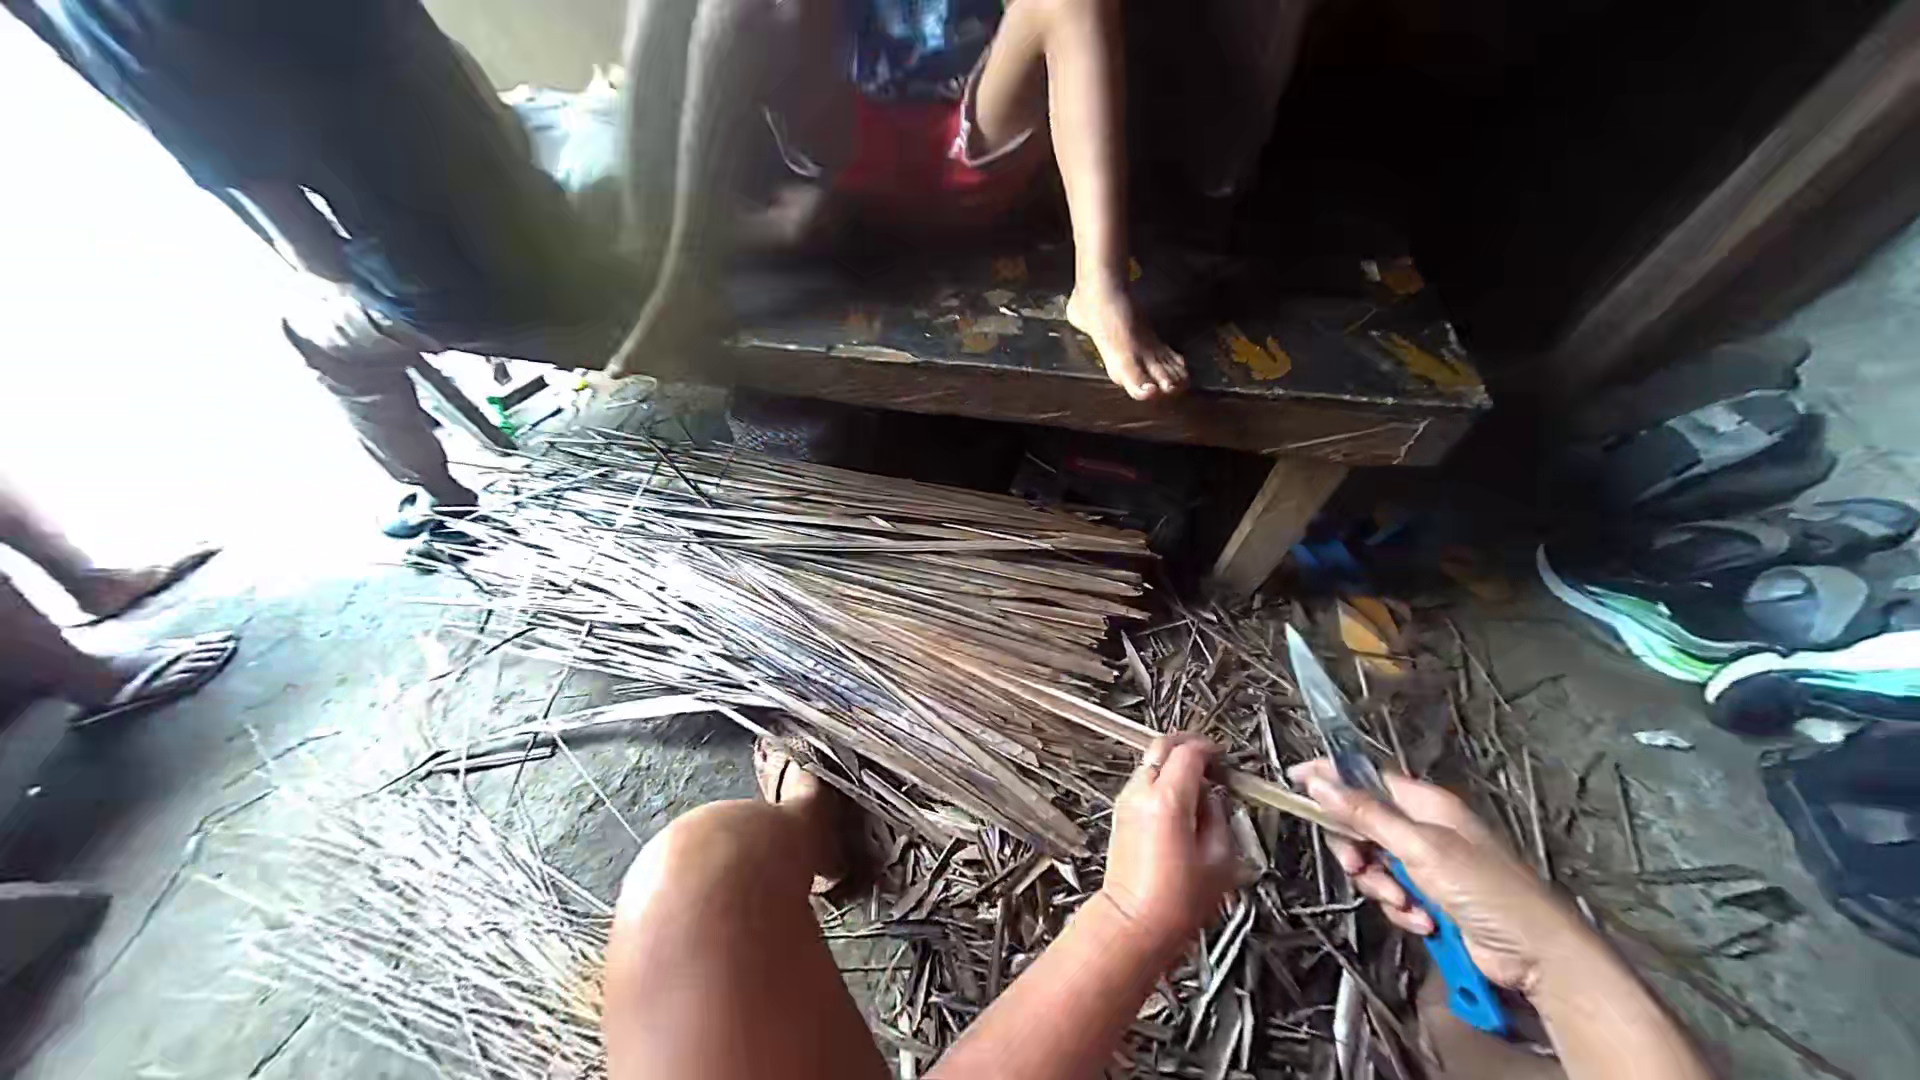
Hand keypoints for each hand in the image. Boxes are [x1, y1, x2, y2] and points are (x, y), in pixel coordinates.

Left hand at [1100, 734, 1238, 950]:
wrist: (1135, 922)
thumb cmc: (1176, 901)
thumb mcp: (1220, 859)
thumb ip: (1219, 816)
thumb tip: (1216, 797)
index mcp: (1168, 799)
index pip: (1188, 752)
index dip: (1209, 749)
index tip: (1223, 757)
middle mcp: (1142, 792)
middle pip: (1162, 745)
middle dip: (1188, 744)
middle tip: (1210, 759)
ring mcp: (1127, 800)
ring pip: (1150, 761)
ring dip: (1173, 763)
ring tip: (1199, 786)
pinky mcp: (1121, 811)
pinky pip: (1143, 781)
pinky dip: (1161, 780)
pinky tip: (1180, 803)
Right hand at [1289, 760, 1593, 996]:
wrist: (1539, 959)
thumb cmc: (1493, 893)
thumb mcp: (1419, 847)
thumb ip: (1365, 814)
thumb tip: (1321, 783)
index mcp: (1425, 804)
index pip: (1364, 778)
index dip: (1330, 777)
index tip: (1297, 778)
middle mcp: (1422, 828)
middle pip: (1361, 823)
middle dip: (1357, 849)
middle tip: (1361, 864)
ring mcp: (1426, 863)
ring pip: (1372, 862)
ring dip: (1380, 885)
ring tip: (1405, 901)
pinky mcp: (1428, 895)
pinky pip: (1390, 892)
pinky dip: (1399, 907)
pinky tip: (1421, 918)